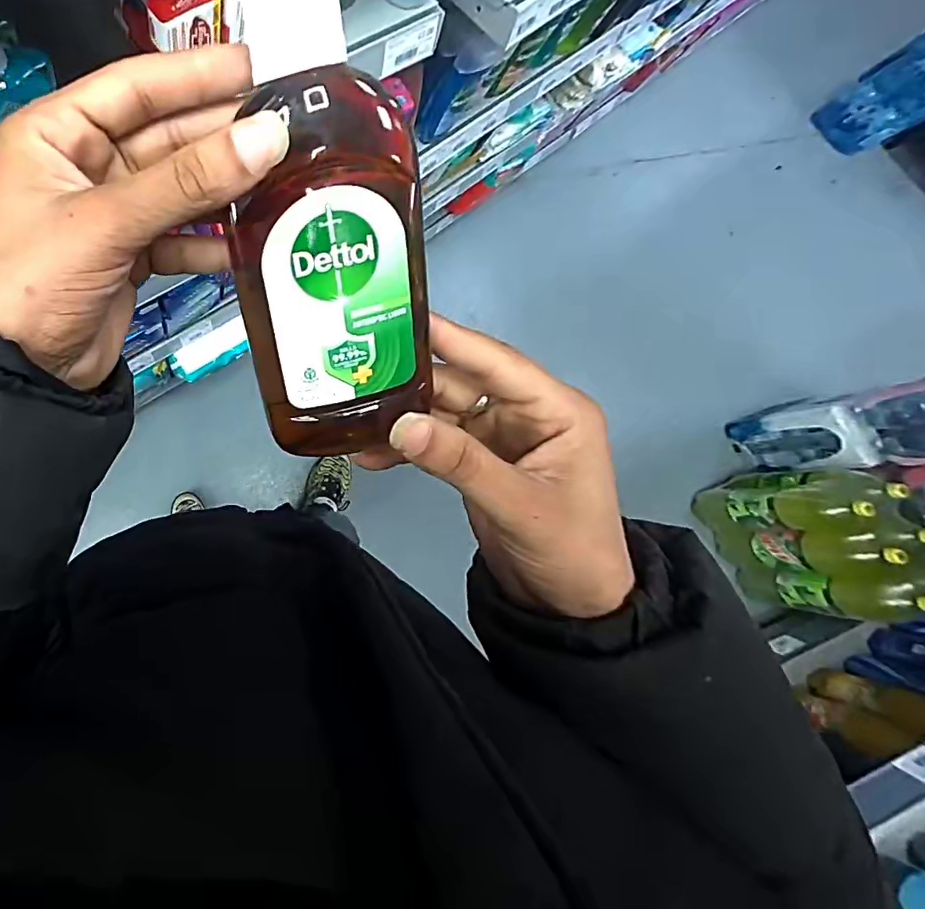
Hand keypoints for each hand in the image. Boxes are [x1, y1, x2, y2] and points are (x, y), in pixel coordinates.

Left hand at [0, 46, 289, 388]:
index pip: (136, 86)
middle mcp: (85, 165)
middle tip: (284, 127)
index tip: (255, 67)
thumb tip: (262, 137)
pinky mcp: (131, 251)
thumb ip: (186, 181)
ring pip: (181, 185)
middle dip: (222, 134)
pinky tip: (244, 240)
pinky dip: (210, 240)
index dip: (197, 74)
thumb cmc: (31, 288)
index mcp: (56, 134)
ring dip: (224, 187)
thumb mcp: (106, 223)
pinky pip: (181, 234)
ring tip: (278, 176)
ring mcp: (112, 210)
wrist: (26, 372)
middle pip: (167, 135)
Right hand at [357, 315, 633, 618]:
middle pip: (459, 383)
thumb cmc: (569, 550)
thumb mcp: (517, 504)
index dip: (450, 338)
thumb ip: (459, 461)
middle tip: (359, 364)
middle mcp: (523, 413)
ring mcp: (496, 436)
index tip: (401, 317)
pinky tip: (371, 452)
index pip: (495, 362)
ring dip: (401, 415)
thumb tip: (399, 424)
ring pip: (440, 410)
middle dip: (411, 378)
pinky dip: (405, 446)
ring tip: (354, 410)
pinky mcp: (475, 459)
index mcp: (553, 409)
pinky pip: (434, 441)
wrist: (570, 608)